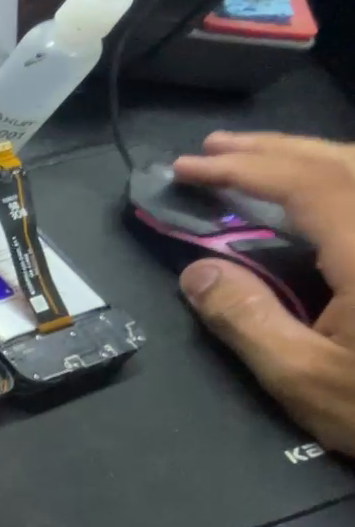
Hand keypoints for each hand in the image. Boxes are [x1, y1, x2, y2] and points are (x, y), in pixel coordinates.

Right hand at [174, 131, 354, 453]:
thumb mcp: (302, 377)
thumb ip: (247, 318)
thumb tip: (198, 271)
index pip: (309, 186)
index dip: (245, 169)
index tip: (188, 167)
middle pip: (350, 166)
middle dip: (278, 151)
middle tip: (214, 149)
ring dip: (316, 159)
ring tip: (260, 159)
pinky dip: (348, 185)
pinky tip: (325, 191)